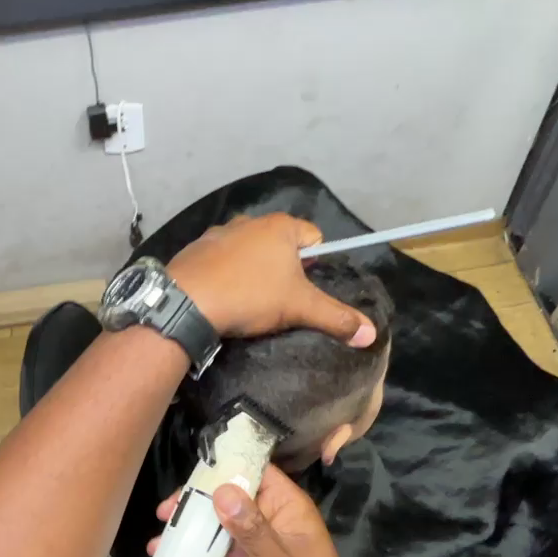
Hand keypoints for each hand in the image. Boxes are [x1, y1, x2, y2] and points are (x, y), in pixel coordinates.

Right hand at [149, 464, 370, 556]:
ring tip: (158, 543)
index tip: (192, 474)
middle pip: (227, 500)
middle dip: (195, 504)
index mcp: (285, 507)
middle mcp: (267, 520)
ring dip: (189, 534)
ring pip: (216, 530)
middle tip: (166, 512)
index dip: (225, 468)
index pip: (254, 472)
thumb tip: (222, 491)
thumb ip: (249, 528)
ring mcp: (253, 547)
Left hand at [164, 214, 375, 344]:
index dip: (316, 263)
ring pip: (249, 251)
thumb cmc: (250, 296)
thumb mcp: (299, 308)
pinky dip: (226, 274)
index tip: (306, 289)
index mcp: (280, 226)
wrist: (186, 301)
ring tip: (250, 301)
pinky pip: (220, 260)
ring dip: (253, 270)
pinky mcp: (195, 249)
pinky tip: (223, 297)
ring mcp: (219, 233)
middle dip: (284, 268)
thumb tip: (370, 334)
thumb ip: (336, 317)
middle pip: (280, 244)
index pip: (313, 237)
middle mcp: (249, 221)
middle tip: (280, 298)